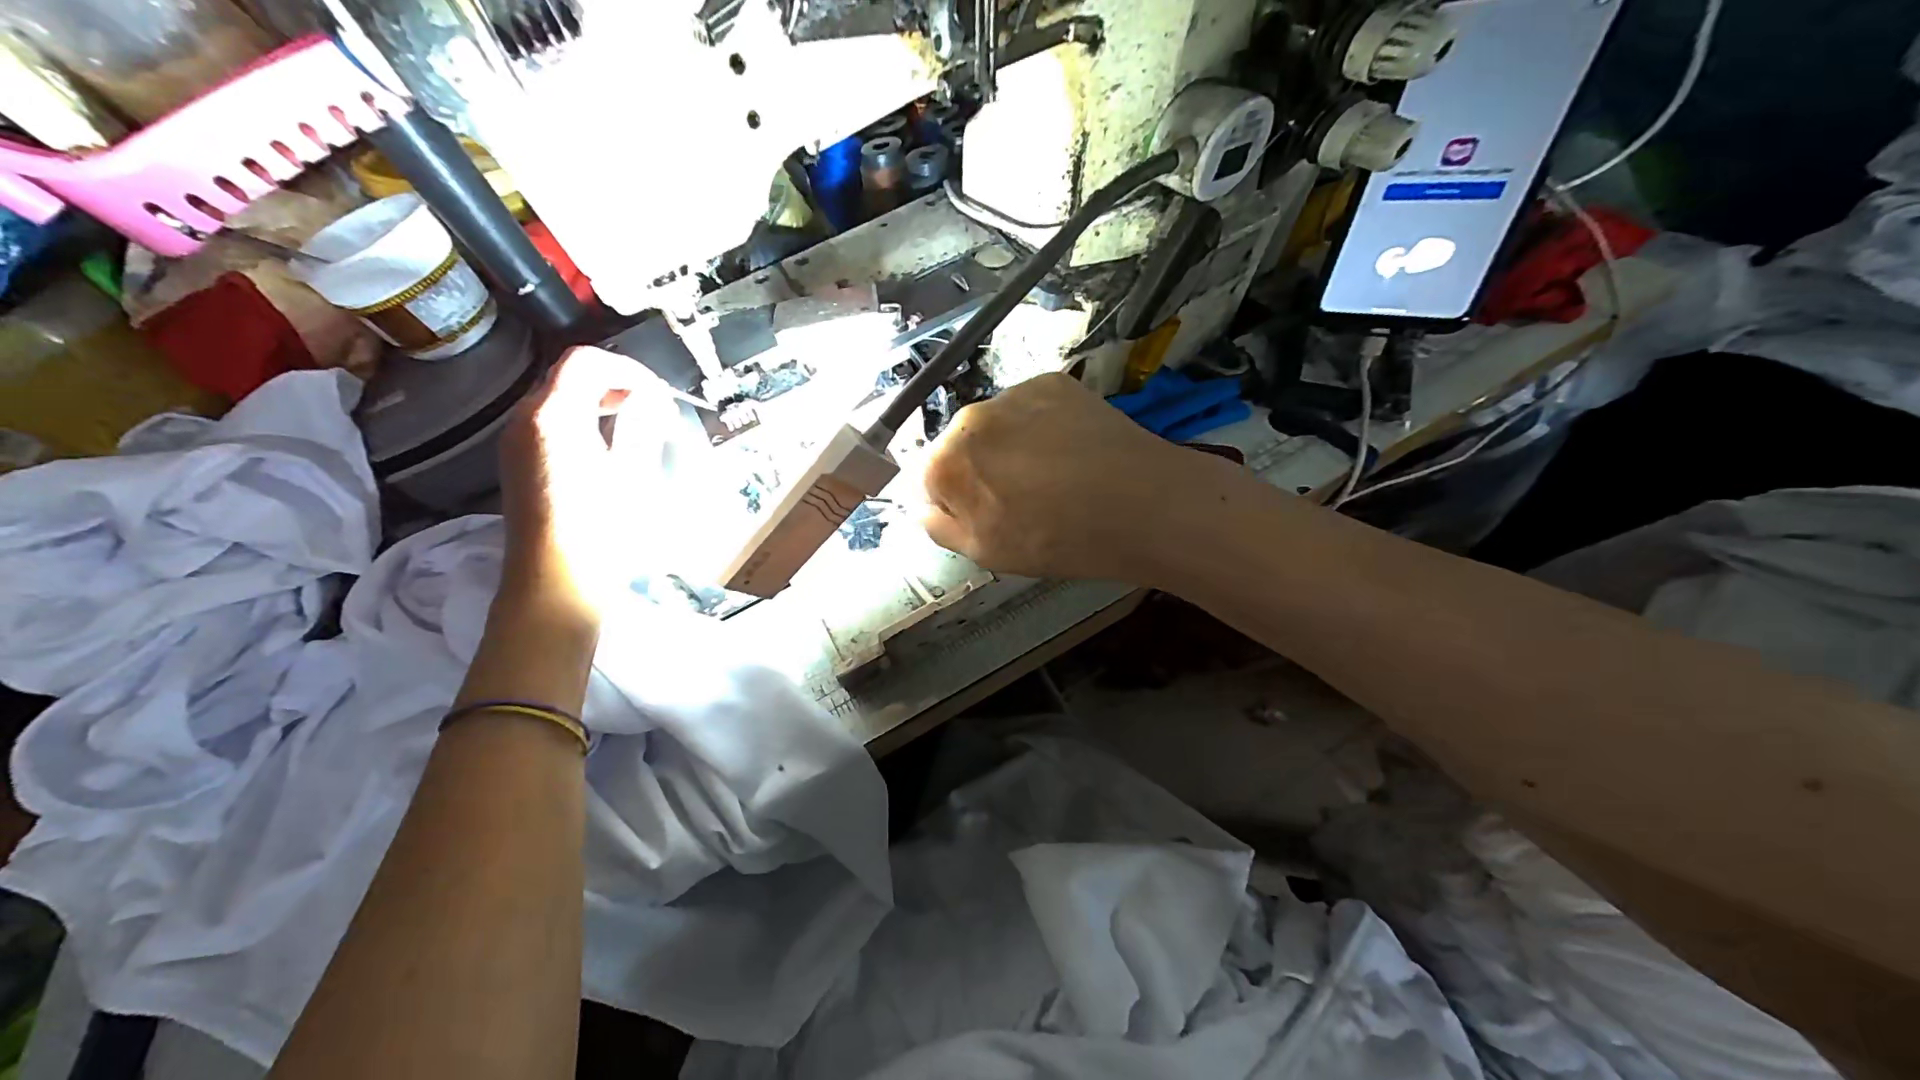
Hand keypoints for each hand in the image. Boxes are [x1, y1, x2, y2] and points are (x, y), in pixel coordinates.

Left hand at [497, 346, 679, 620]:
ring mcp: (517, 443)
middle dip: (617, 384)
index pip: (586, 361)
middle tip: (656, 412)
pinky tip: (611, 452)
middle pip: (570, 376)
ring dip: (602, 404)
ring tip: (639, 431)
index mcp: (553, 415)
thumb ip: (642, 423)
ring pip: (560, 400)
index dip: (628, 369)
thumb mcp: (634, 473)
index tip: (660, 396)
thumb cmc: (603, 531)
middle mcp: (525, 420)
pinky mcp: (519, 465)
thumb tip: (649, 395)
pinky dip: (584, 423)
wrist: (556, 586)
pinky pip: (551, 425)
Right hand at [919, 373, 1228, 582]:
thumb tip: (926, 505)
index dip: (957, 501)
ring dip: (1012, 444)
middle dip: (982, 468)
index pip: (928, 478)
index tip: (991, 516)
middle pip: (961, 445)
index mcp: (945, 463)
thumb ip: (940, 527)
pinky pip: (1030, 407)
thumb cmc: (1059, 540)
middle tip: (1026, 497)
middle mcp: (969, 417)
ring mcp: (1013, 393)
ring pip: (997, 424)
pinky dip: (1042, 425)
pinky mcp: (1053, 381)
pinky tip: (1073, 450)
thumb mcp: (987, 554)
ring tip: (1056, 473)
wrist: (1143, 504)